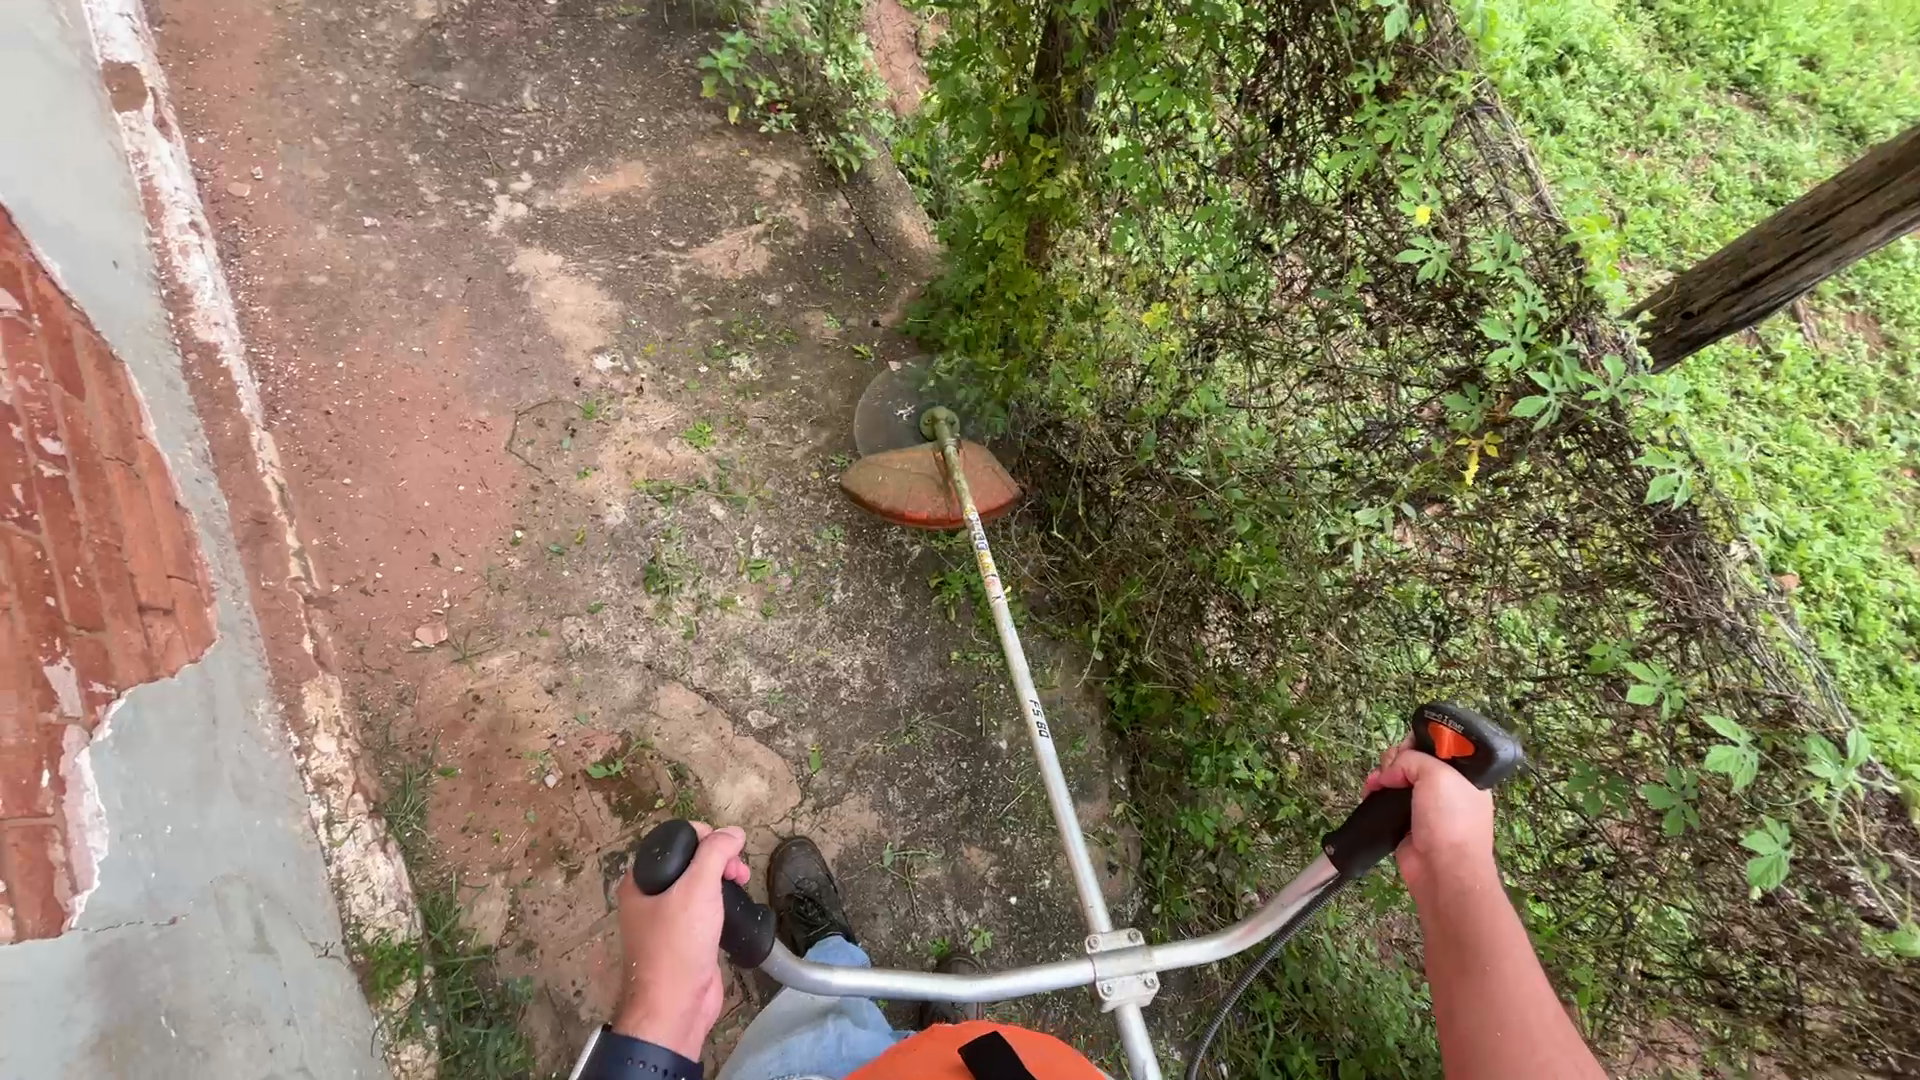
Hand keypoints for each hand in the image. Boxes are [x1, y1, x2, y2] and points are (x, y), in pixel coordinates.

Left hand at [611, 822, 751, 1058]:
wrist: (676, 1006)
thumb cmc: (679, 944)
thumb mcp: (697, 888)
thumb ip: (715, 852)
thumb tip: (734, 832)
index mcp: (640, 880)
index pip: (675, 839)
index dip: (706, 837)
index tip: (728, 849)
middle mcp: (650, 895)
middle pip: (691, 859)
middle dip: (720, 857)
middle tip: (738, 870)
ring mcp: (667, 917)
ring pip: (700, 881)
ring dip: (724, 876)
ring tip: (742, 882)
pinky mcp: (685, 936)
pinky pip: (706, 905)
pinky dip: (722, 899)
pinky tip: (734, 905)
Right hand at [1361, 740, 1496, 899]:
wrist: (1444, 870)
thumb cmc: (1449, 820)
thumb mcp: (1437, 775)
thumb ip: (1412, 759)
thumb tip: (1389, 773)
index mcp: (1465, 777)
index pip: (1438, 747)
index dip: (1418, 743)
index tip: (1405, 749)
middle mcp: (1447, 789)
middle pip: (1412, 759)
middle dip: (1394, 759)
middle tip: (1389, 770)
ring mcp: (1426, 806)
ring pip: (1397, 777)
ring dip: (1381, 775)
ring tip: (1374, 783)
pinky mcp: (1407, 820)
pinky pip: (1388, 797)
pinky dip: (1376, 792)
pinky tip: (1369, 793)